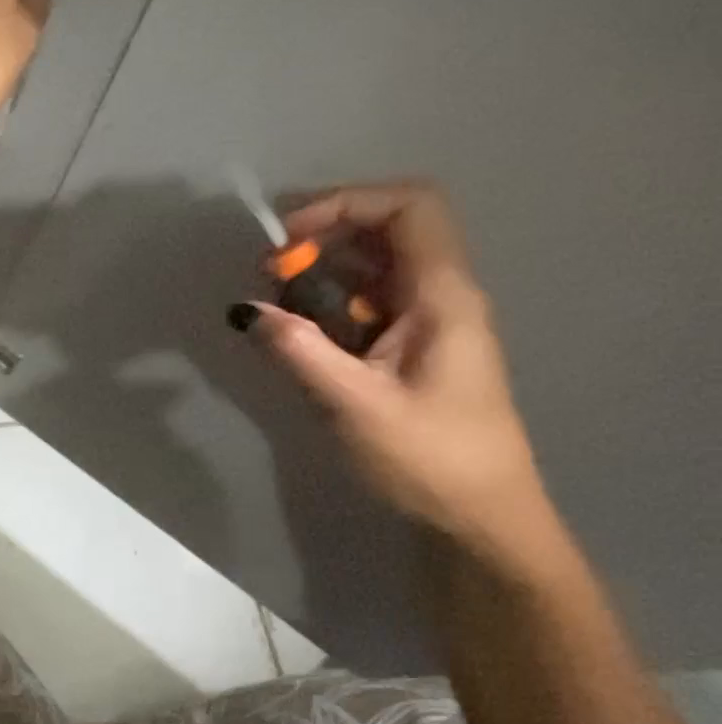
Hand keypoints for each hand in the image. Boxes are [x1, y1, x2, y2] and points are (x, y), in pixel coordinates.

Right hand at [234, 184, 546, 544]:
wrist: (478, 520)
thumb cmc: (427, 459)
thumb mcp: (353, 404)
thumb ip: (297, 350)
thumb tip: (244, 309)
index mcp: (442, 297)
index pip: (409, 208)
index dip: (345, 204)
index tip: (287, 239)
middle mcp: (439, 297)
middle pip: (385, 229)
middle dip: (321, 238)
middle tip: (268, 273)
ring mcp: (425, 322)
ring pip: (370, 267)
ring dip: (317, 273)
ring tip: (274, 306)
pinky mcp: (408, 347)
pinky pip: (364, 302)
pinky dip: (323, 304)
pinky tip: (296, 334)